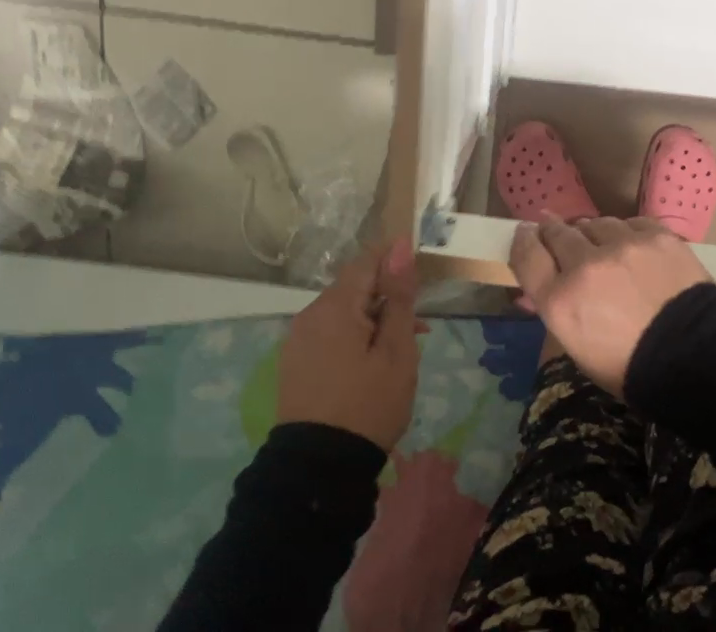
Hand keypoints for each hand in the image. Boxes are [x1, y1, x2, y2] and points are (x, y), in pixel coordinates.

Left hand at [276, 241, 421, 451]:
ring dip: (372, 320)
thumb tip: (400, 248)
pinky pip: (329, 334)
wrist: (319, 467)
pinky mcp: (295, 363)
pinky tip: (372, 364)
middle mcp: (309, 315)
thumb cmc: (368, 404)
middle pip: (353, 288)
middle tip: (418, 328)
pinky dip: (354, 337)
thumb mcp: (396, 351)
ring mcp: (298, 340)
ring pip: (342, 313)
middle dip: (386, 297)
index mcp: (334, 307)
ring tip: (400, 350)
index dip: (394, 259)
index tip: (420, 273)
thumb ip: (399, 297)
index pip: (366, 262)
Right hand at [509, 213, 712, 396]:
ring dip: (593, 234)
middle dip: (555, 233)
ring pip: (595, 224)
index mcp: (560, 301)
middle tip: (560, 236)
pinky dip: (627, 233)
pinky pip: (631, 223)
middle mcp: (584, 265)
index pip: (527, 255)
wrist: (697, 359)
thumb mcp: (580, 349)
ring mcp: (622, 246)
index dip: (524, 240)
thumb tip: (543, 290)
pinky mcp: (656, 236)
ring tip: (603, 247)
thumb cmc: (631, 368)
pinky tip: (634, 247)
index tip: (527, 233)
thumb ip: (558, 310)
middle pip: (558, 232)